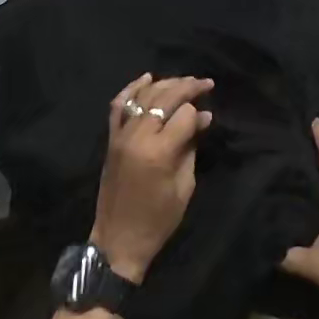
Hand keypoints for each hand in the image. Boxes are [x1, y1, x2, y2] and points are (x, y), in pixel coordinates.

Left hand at [91, 73, 212, 282]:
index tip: (207, 119)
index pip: (184, 115)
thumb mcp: (184, 185)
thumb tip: (203, 118)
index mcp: (159, 152)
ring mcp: (120, 136)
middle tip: (206, 83)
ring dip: (164, 84)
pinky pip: (118, 106)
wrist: (119, 240)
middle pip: (164, 98)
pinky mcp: (111, 139)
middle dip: (187, 87)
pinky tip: (147, 78)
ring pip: (143, 96)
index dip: (198, 114)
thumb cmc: (159, 219)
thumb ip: (192, 147)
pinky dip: (132, 89)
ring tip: (184, 80)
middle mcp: (137, 137)